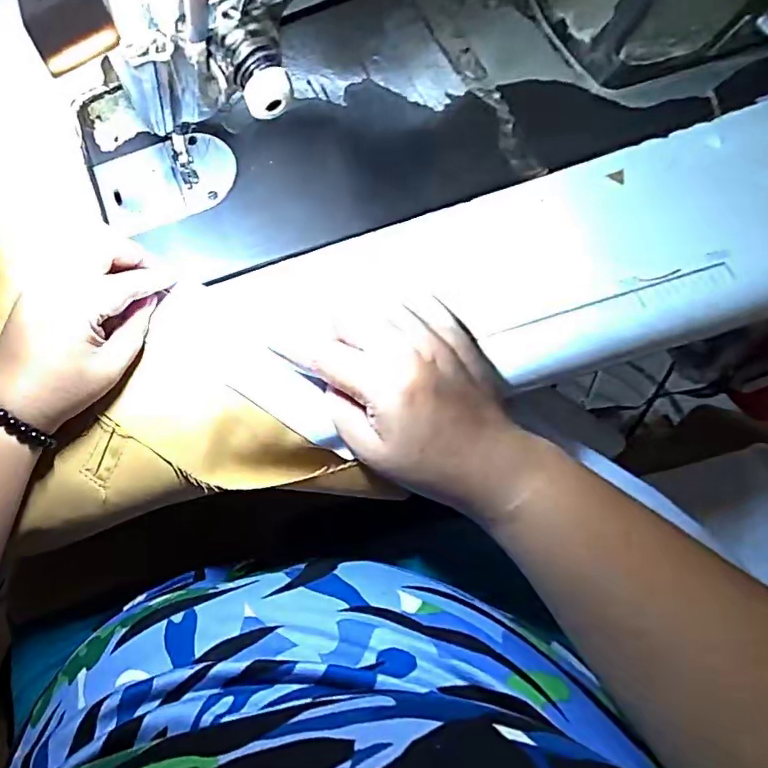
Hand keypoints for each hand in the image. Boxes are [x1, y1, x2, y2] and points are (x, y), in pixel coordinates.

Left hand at [0, 239, 174, 432]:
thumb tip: (150, 300)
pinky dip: (90, 264)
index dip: (154, 277)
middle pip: (102, 247)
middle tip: (153, 273)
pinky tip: (104, 286)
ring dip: (111, 256)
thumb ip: (136, 327)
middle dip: (132, 254)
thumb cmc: (62, 392)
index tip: (174, 277)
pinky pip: (66, 263)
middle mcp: (57, 281)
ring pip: (82, 248)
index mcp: (79, 302)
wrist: (8, 404)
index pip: (126, 280)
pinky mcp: (32, 288)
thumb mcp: (110, 367)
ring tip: (131, 277)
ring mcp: (40, 281)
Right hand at [277, 298, 556, 522]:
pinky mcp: (456, 334)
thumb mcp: (371, 452)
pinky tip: (394, 326)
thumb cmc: (428, 465)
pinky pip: (419, 302)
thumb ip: (340, 411)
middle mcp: (407, 350)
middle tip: (334, 358)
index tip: (274, 340)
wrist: (493, 462)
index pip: (325, 353)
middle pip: (350, 317)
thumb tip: (328, 381)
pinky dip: (399, 309)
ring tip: (363, 345)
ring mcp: (435, 337)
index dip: (295, 347)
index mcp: (384, 382)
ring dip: (363, 323)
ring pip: (380, 306)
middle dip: (332, 334)